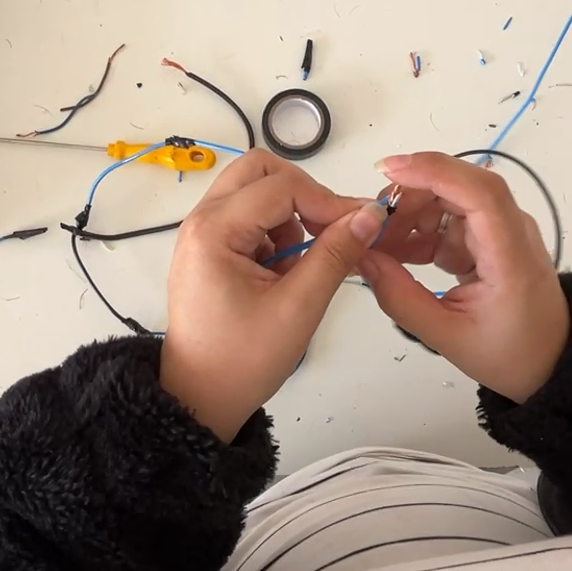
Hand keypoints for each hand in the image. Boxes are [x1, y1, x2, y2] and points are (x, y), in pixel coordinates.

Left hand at [161, 149, 384, 439]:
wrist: (200, 400)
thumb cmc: (244, 359)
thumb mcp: (298, 307)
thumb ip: (336, 254)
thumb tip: (372, 215)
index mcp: (214, 230)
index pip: (282, 187)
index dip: (327, 201)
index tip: (362, 226)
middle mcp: (201, 220)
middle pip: (260, 170)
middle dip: (303, 192)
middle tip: (330, 229)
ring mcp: (202, 232)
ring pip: (255, 189)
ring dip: (288, 213)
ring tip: (302, 263)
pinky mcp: (210, 248)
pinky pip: (249, 216)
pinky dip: (275, 230)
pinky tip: (285, 271)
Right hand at [359, 152, 567, 401]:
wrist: (552, 362)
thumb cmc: (511, 353)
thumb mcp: (448, 336)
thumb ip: (401, 299)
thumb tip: (362, 258)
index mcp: (511, 256)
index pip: (480, 192)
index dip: (434, 171)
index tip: (388, 171)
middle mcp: (510, 230)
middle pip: (459, 186)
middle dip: (409, 195)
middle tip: (371, 223)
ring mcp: (500, 230)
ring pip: (449, 198)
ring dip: (409, 214)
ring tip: (379, 245)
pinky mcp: (488, 238)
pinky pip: (448, 219)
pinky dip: (418, 231)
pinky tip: (395, 253)